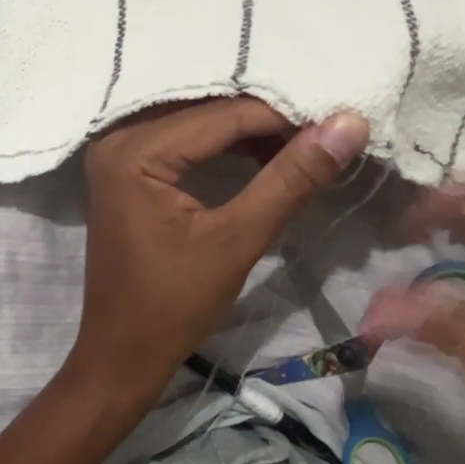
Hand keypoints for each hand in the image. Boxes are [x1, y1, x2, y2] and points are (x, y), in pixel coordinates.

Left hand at [65, 98, 369, 413]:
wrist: (122, 353)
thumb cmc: (173, 305)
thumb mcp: (236, 240)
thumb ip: (290, 179)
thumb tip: (348, 124)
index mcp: (133, 152)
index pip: (221, 115)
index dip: (283, 115)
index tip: (339, 119)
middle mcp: (116, 137)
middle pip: (205, 110)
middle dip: (266, 118)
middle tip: (325, 125)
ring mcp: (116, 152)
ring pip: (195, 121)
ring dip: (246, 130)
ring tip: (303, 141)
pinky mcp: (124, 169)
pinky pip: (179, 140)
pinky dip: (220, 145)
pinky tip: (262, 154)